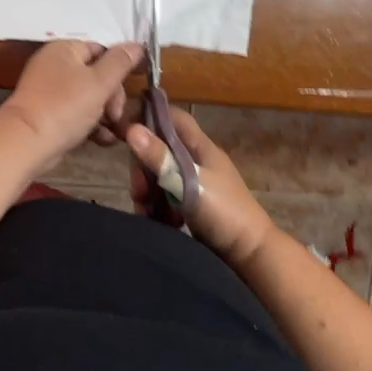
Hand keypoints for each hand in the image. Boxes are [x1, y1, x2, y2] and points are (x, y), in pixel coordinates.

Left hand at [0, 40, 141, 165]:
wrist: (27, 141)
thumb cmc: (65, 106)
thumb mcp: (99, 82)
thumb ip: (120, 62)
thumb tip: (137, 45)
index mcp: (64, 50)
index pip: (101, 50)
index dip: (119, 68)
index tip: (131, 87)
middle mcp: (55, 65)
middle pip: (96, 75)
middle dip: (112, 96)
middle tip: (115, 116)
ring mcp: (49, 91)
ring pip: (88, 97)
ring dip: (105, 114)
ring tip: (113, 132)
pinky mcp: (48, 114)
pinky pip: (76, 114)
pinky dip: (90, 124)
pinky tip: (102, 140)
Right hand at [123, 107, 276, 267]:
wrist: (249, 254)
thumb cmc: (223, 212)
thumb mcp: (188, 183)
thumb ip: (160, 158)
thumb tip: (131, 128)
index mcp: (200, 147)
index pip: (171, 117)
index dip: (147, 116)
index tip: (123, 128)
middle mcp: (195, 160)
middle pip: (159, 149)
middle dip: (142, 168)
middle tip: (139, 192)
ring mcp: (193, 182)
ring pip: (158, 175)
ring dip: (147, 192)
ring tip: (146, 212)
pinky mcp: (190, 204)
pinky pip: (164, 197)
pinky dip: (156, 206)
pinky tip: (156, 220)